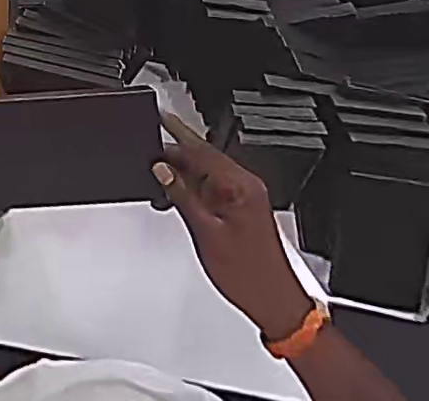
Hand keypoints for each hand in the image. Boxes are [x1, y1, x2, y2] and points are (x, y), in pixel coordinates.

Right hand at [152, 111, 313, 340]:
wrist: (276, 306)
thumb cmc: (249, 274)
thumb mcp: (205, 230)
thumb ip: (181, 194)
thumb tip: (161, 168)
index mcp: (241, 186)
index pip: (201, 151)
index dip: (175, 140)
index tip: (158, 123)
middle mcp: (246, 186)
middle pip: (204, 157)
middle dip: (177, 153)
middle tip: (152, 148)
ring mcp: (245, 197)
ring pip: (207, 171)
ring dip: (183, 172)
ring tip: (159, 174)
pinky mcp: (242, 209)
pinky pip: (212, 186)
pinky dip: (193, 186)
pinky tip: (176, 193)